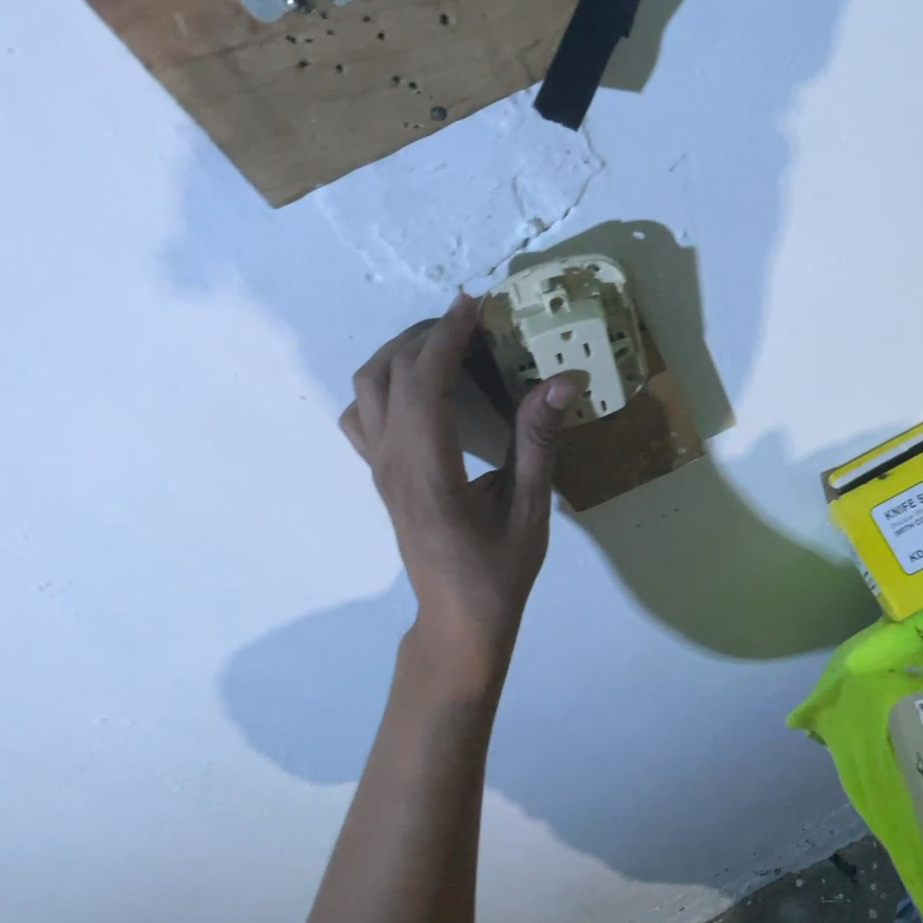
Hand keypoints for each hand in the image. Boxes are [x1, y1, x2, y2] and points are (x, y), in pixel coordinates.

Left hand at [340, 294, 577, 682]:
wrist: (458, 619)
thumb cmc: (499, 570)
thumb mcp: (531, 510)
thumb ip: (539, 443)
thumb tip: (560, 380)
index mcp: (428, 472)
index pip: (423, 383)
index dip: (447, 336)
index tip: (476, 303)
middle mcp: (391, 463)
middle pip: (387, 373)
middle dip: (427, 334)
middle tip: (474, 321)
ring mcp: (377, 469)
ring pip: (365, 388)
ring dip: (401, 353)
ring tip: (448, 345)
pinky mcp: (378, 474)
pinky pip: (362, 413)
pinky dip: (386, 383)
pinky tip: (423, 388)